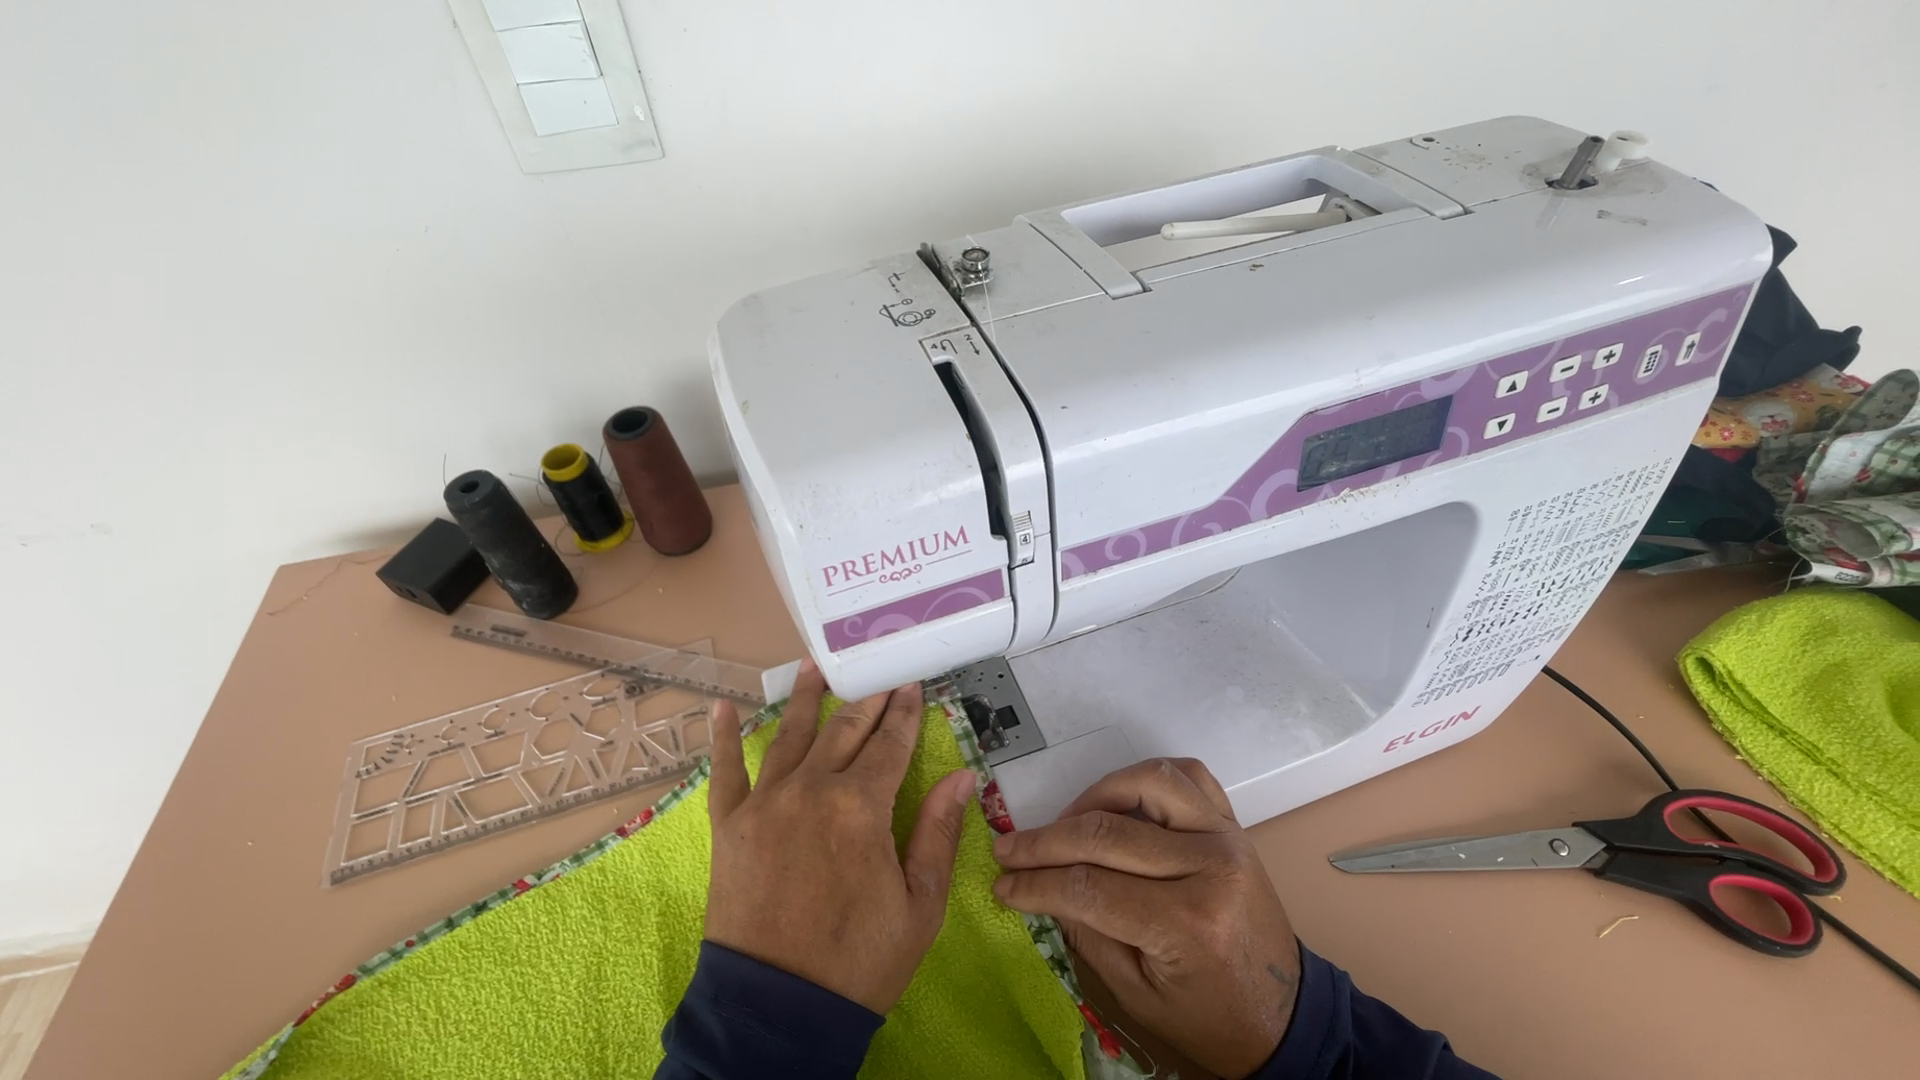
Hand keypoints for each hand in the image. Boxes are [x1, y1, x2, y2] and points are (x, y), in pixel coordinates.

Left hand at [704, 662, 974, 1013]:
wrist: (778, 1011)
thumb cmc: (860, 961)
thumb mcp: (920, 904)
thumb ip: (939, 831)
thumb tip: (962, 775)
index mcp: (862, 807)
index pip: (892, 744)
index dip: (906, 713)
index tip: (914, 686)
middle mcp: (813, 790)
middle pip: (845, 731)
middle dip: (867, 700)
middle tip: (879, 674)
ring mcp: (765, 804)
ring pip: (790, 735)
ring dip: (805, 699)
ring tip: (815, 667)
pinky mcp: (729, 826)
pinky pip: (726, 771)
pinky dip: (725, 738)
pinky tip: (725, 708)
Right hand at [991, 758, 1299, 1078]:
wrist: (1283, 1014)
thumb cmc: (1209, 1016)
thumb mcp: (1137, 993)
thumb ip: (1086, 933)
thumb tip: (1042, 885)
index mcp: (1187, 922)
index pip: (1089, 887)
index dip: (1036, 883)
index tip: (1002, 883)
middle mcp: (1209, 867)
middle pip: (1107, 833)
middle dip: (1046, 842)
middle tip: (1010, 849)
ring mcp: (1225, 836)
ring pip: (1146, 782)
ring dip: (1094, 795)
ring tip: (1066, 823)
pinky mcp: (1232, 825)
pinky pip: (1188, 775)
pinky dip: (1146, 777)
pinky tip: (1120, 797)